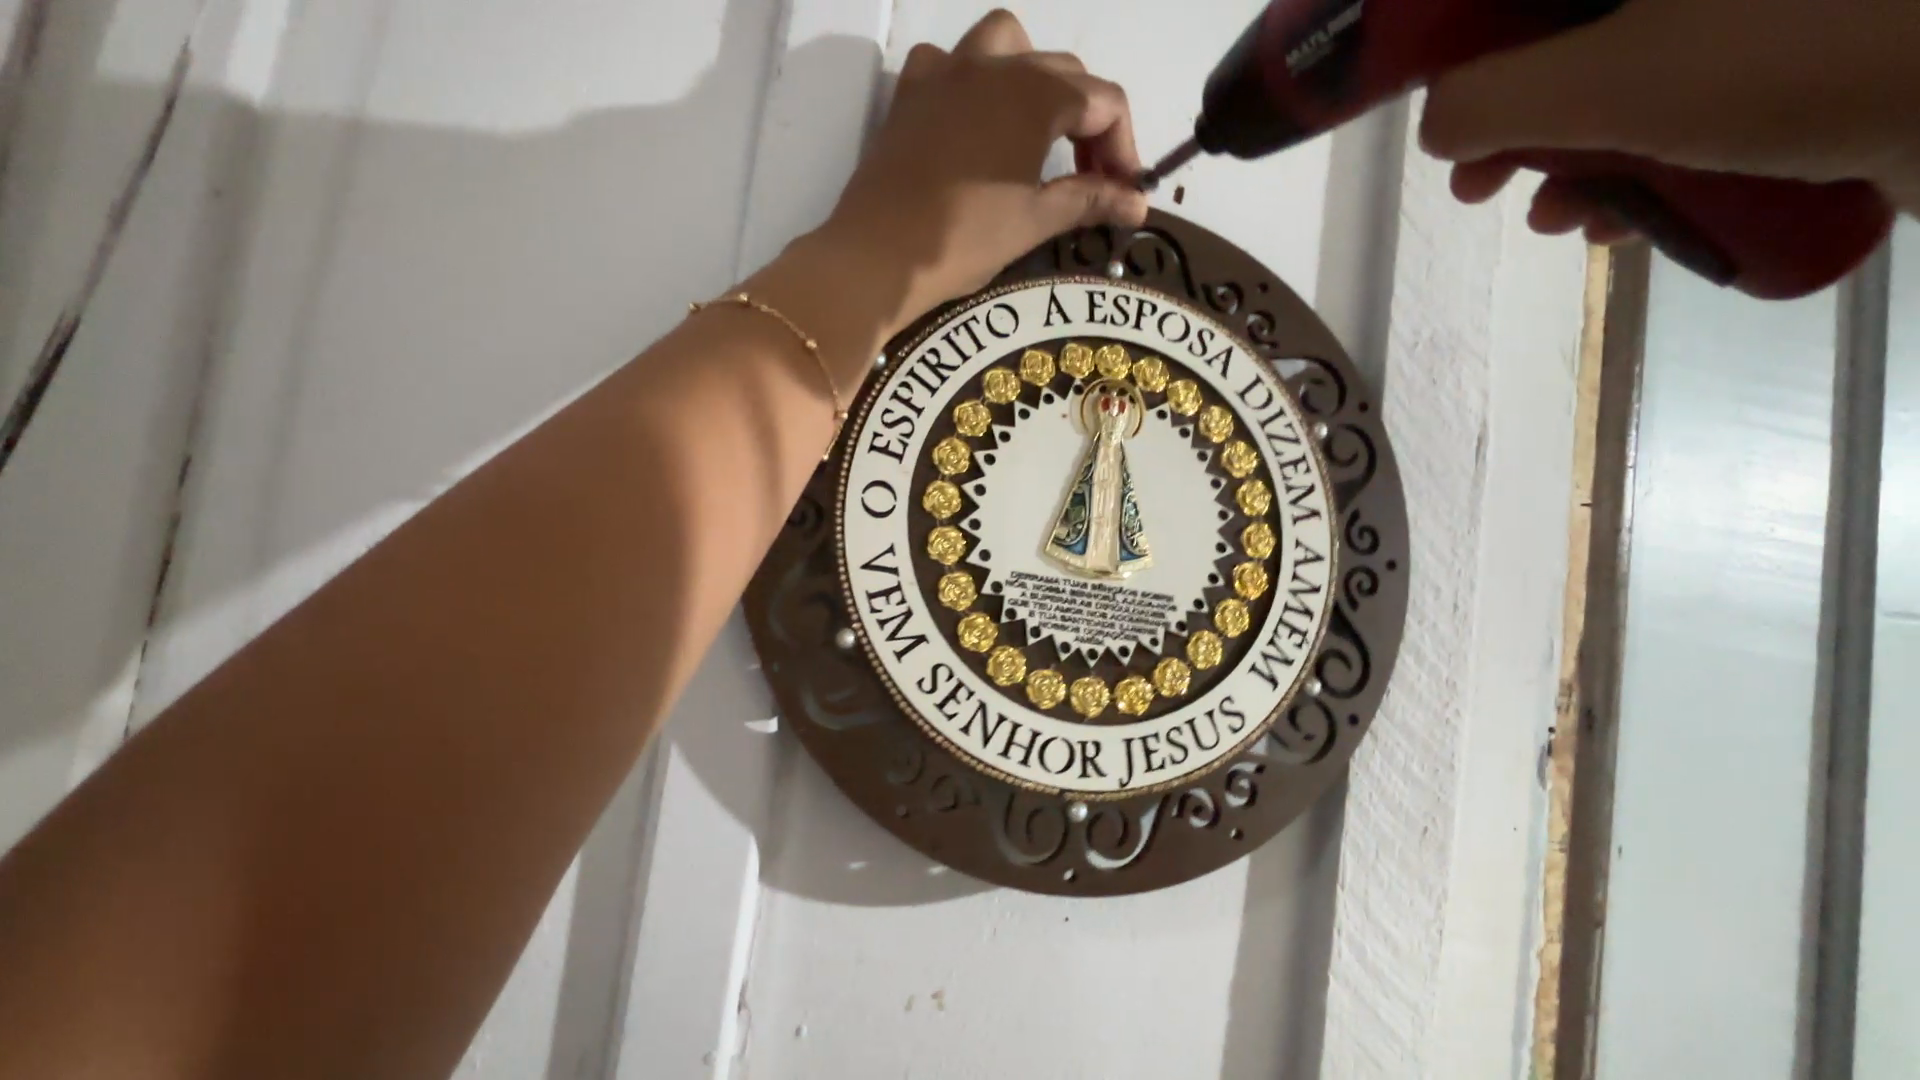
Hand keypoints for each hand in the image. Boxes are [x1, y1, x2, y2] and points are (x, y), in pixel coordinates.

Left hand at [817, 10, 1149, 326]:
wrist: (877, 255)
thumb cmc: (964, 239)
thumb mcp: (1035, 221)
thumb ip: (1091, 200)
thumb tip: (1139, 204)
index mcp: (1036, 95)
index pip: (1105, 101)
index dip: (1124, 147)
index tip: (1124, 193)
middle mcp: (995, 67)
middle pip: (1064, 73)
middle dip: (1088, 122)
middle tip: (1089, 179)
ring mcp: (947, 72)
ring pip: (1008, 43)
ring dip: (1033, 77)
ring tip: (1034, 130)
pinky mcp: (911, 93)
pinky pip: (948, 62)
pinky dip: (970, 81)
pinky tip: (972, 120)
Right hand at [1419, 0, 1919, 241]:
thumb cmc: (1799, 59)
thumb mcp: (1610, 84)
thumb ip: (1492, 101)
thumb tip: (1438, 127)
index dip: (1466, 49)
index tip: (1444, 113)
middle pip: (1569, 34)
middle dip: (1514, 123)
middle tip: (1479, 186)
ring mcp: (1756, 16)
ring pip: (1628, 75)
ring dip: (1572, 160)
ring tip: (1555, 222)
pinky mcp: (1806, 52)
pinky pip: (1693, 101)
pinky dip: (1646, 162)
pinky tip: (1624, 221)